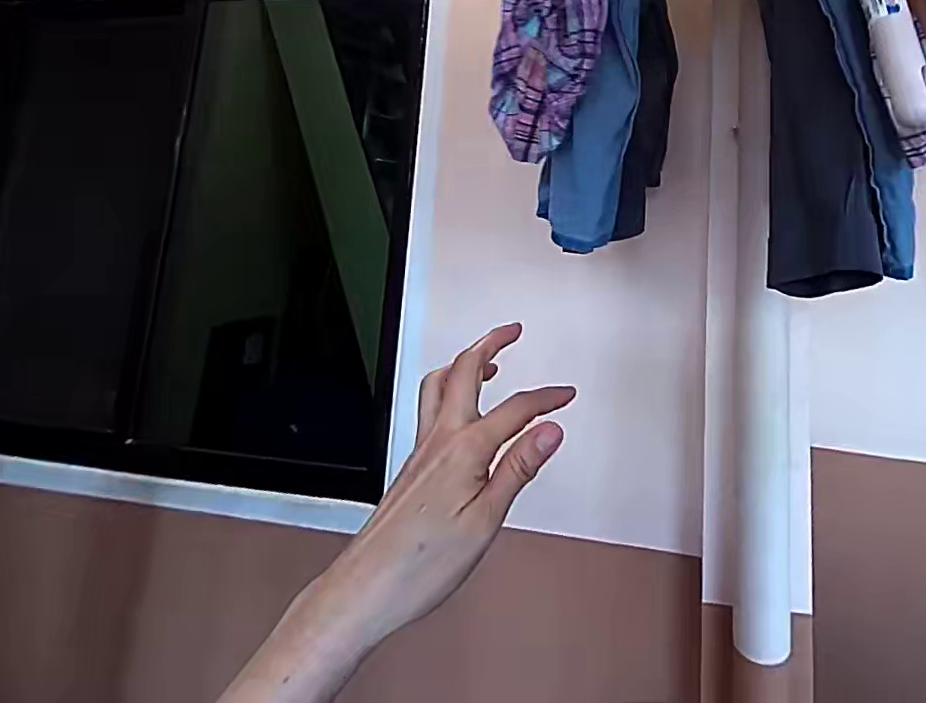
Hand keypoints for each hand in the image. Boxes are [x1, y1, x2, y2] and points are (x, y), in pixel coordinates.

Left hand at [317, 324, 573, 645]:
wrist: (360, 594)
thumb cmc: (418, 566)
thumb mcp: (485, 520)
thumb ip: (518, 468)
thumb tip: (549, 431)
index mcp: (463, 450)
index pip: (516, 410)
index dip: (546, 398)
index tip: (565, 395)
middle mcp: (438, 440)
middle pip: (463, 372)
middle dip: (491, 344)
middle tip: (512, 332)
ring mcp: (420, 450)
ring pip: (437, 384)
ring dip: (464, 361)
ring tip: (486, 357)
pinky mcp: (411, 464)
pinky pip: (429, 407)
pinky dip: (449, 388)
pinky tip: (458, 404)